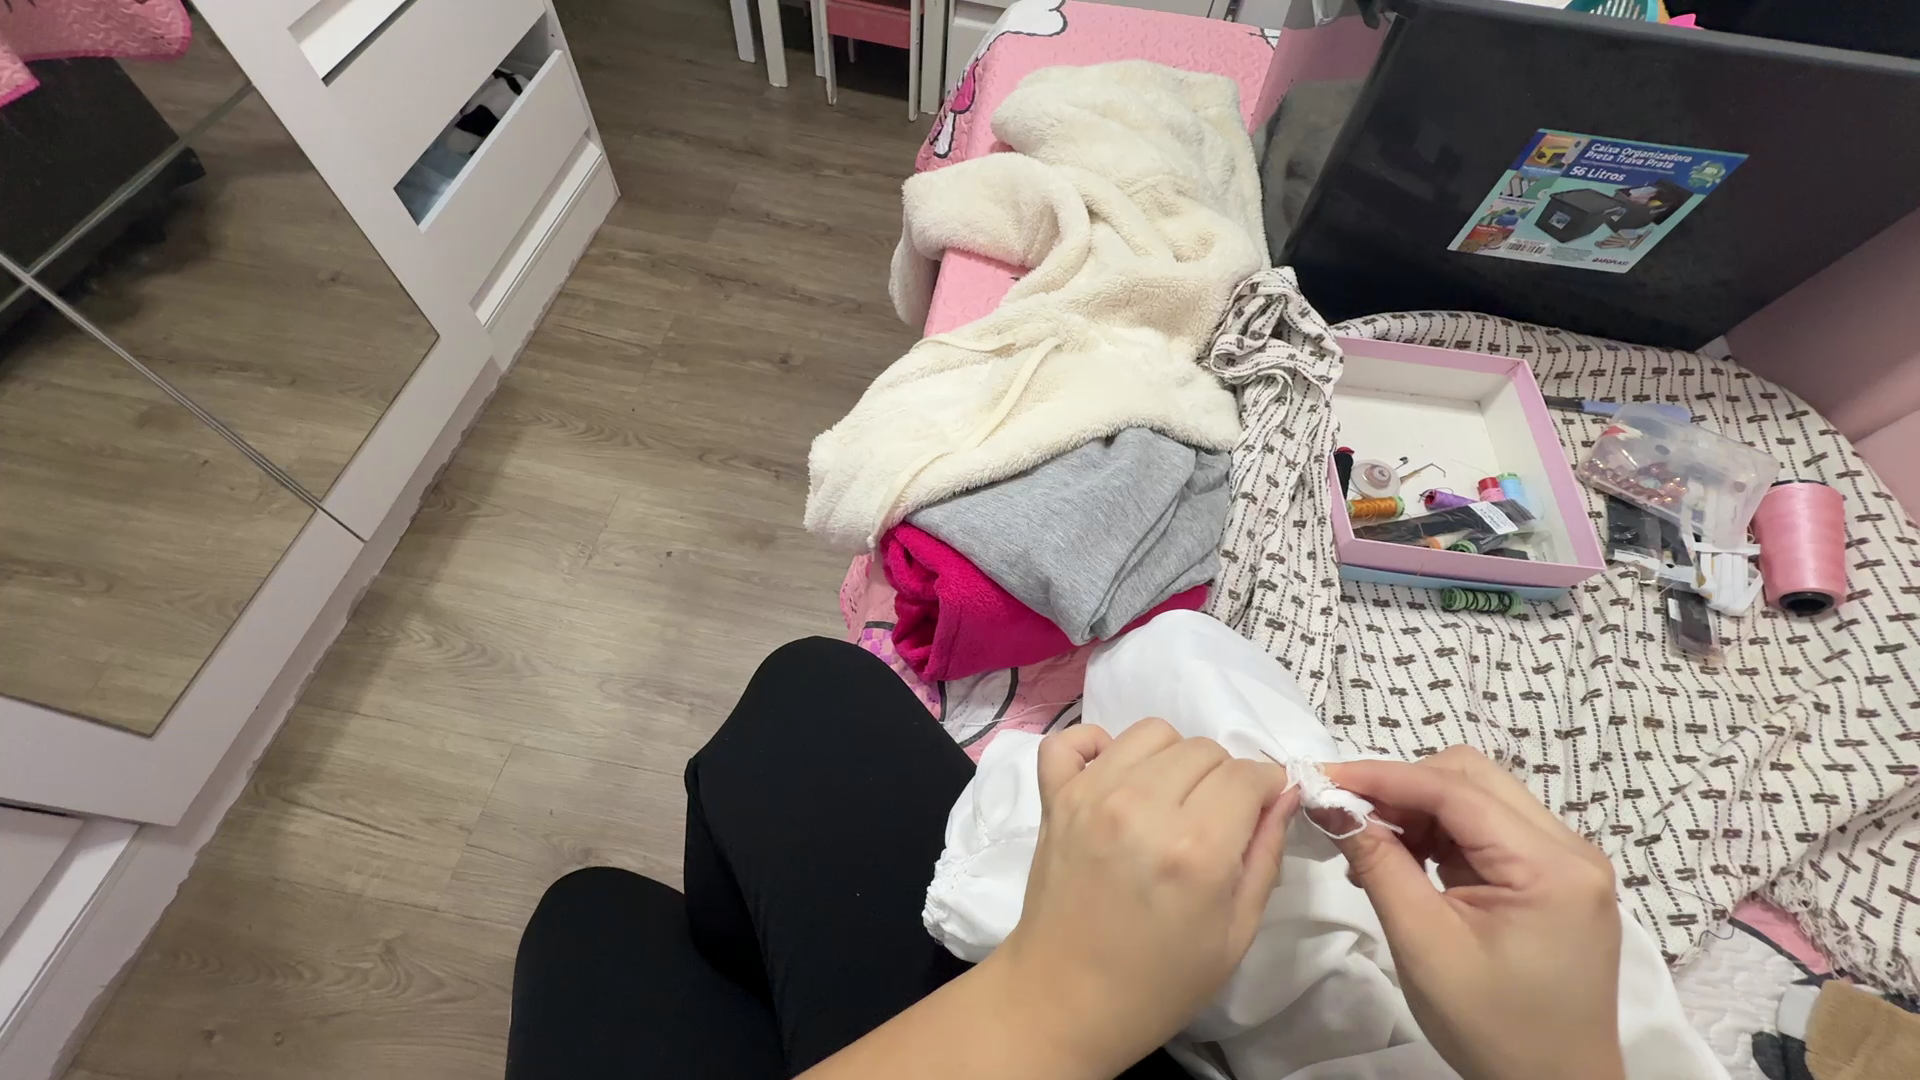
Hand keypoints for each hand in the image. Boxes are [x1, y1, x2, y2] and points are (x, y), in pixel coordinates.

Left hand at [991, 719, 1296, 1077]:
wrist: (1067, 996)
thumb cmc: (1161, 979)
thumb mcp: (1236, 931)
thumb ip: (1265, 853)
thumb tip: (1284, 791)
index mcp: (1194, 848)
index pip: (1246, 774)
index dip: (1265, 786)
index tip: (1261, 805)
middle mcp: (1141, 806)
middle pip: (1202, 748)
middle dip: (1223, 776)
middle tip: (1213, 815)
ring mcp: (1091, 794)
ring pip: (1151, 732)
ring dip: (1171, 757)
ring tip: (1169, 798)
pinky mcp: (1055, 795)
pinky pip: (1072, 737)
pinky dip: (1096, 744)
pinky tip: (1112, 774)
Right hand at [1323, 748, 1624, 1079]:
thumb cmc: (1489, 1026)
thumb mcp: (1421, 940)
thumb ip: (1375, 860)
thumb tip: (1325, 801)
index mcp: (1552, 868)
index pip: (1454, 791)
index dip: (1382, 776)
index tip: (1322, 777)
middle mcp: (1568, 850)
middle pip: (1468, 777)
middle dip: (1400, 786)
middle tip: (1348, 813)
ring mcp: (1561, 861)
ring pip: (1471, 793)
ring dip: (1413, 806)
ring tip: (1371, 842)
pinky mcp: (1544, 874)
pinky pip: (1478, 824)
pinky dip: (1431, 828)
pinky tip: (1401, 857)